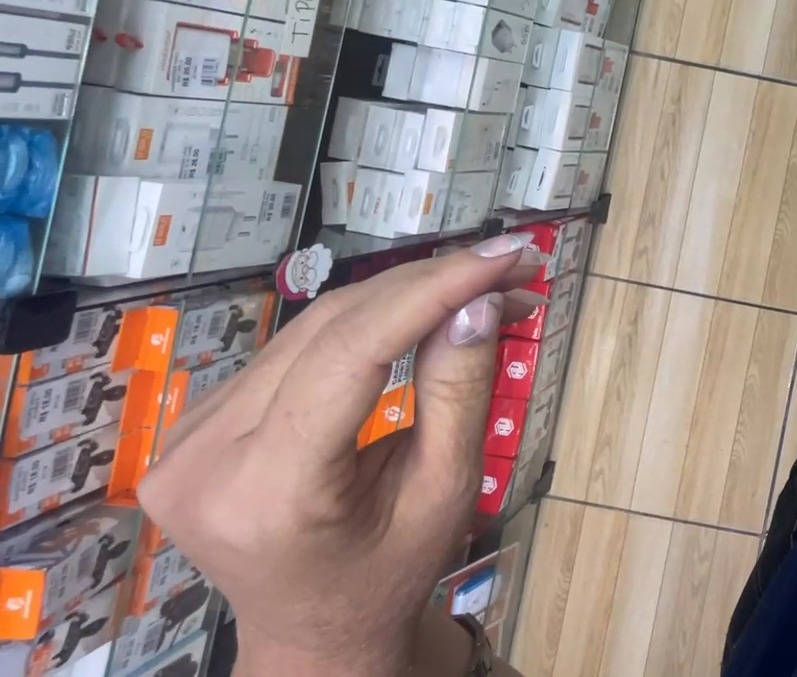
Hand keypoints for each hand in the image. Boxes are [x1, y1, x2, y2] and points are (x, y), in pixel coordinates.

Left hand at [137, 236, 543, 676]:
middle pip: (334, 325)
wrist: (317, 628)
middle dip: (436, 282)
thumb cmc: (393, 571)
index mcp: (266, 489)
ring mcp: (190, 433)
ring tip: (492, 285)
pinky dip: (381, 315)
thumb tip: (479, 303)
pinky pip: (306, 342)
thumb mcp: (447, 489)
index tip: (510, 257)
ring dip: (414, 292)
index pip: (353, 351)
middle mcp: (205, 453)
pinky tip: (434, 310)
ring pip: (321, 322)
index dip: (437, 289)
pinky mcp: (204, 418)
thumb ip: (458, 393)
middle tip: (518, 266)